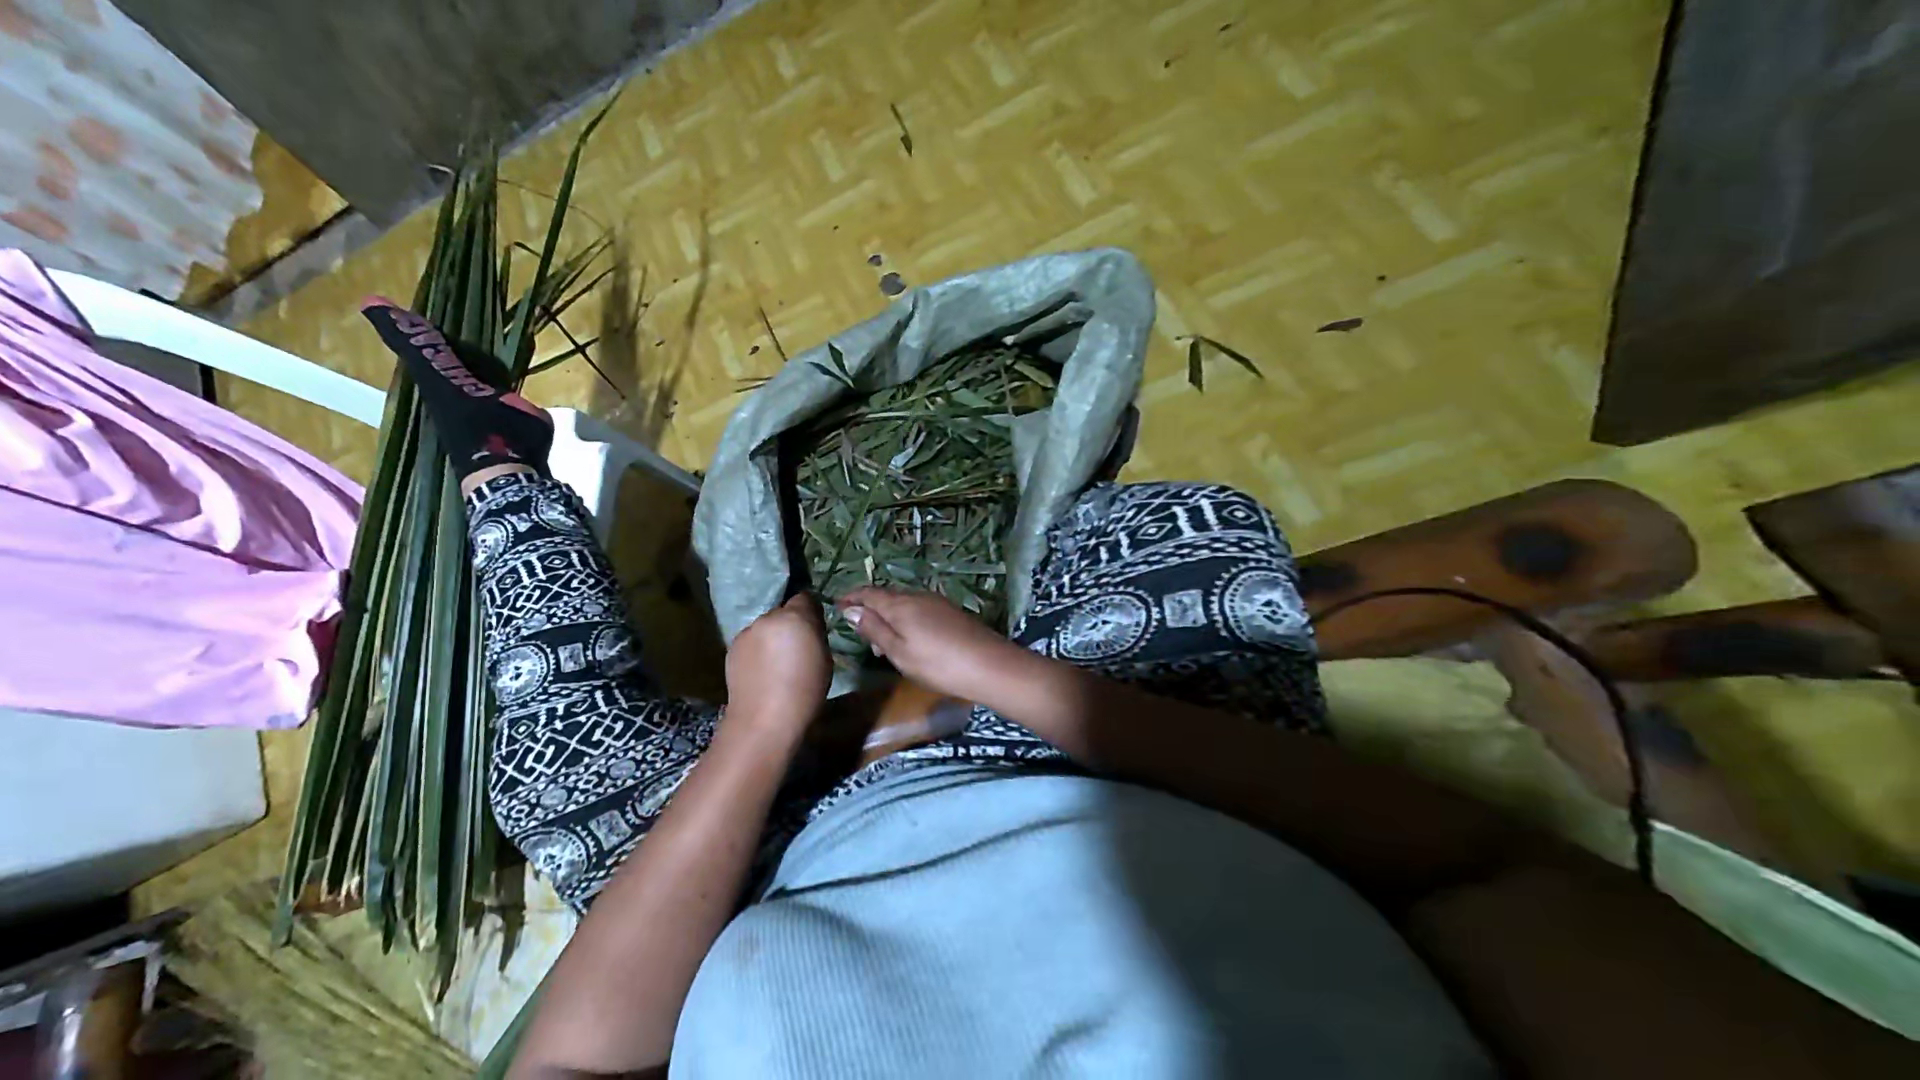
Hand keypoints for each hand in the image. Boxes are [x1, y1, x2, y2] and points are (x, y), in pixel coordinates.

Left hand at [724, 595, 832, 733]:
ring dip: (772, 638)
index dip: (811, 612)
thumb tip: (809, 628)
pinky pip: (751, 642)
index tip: (815, 628)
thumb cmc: (805, 692)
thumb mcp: (824, 659)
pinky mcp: (731, 649)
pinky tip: (761, 672)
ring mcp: (746, 633)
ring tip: (777, 664)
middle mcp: (767, 618)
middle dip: (790, 626)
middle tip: (797, 649)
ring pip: (765, 628)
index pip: (805, 597)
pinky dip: (757, 651)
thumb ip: (815, 635)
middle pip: (783, 613)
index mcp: (795, 617)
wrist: (764, 720)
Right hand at [838, 588, 1033, 702]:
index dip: (851, 597)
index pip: (868, 593)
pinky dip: (906, 621)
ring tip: (883, 643)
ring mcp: (937, 603)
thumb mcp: (899, 652)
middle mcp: (918, 596)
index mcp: (900, 604)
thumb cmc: (938, 664)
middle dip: (869, 609)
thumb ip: (874, 630)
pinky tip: (910, 641)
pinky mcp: (951, 613)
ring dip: (889, 617)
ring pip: (904, 604)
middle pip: (886, 596)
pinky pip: (919, 610)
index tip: (836, 605)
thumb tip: (851, 610)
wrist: (990, 666)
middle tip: (858, 630)